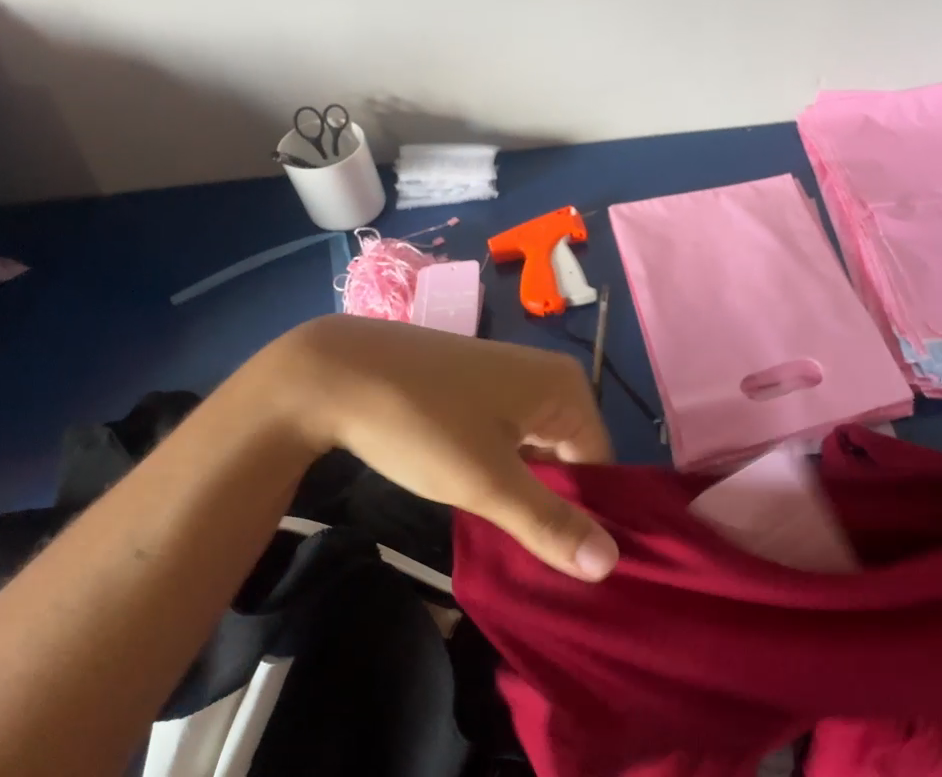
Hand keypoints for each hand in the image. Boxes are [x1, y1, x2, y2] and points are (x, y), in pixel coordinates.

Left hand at [253, 314, 619, 581]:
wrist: (330, 373)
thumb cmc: (420, 423)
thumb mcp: (486, 482)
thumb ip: (549, 524)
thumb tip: (611, 565)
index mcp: (567, 388)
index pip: (598, 467)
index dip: (584, 519)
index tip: (562, 568)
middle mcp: (549, 378)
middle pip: (570, 458)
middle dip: (550, 507)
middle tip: (527, 560)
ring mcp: (512, 381)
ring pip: (536, 452)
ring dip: (522, 493)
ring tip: (502, 538)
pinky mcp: (479, 390)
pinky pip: (508, 440)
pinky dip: (498, 472)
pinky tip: (477, 502)